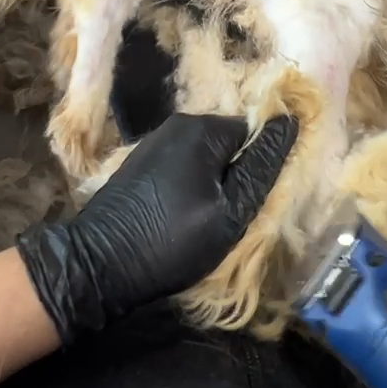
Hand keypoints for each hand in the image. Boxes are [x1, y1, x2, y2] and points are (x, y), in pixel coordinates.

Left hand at [16, 112, 297, 342]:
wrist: (98, 264)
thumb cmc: (171, 241)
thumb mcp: (229, 213)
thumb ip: (261, 168)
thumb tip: (289, 124)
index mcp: (202, 128)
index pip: (253, 132)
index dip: (260, 166)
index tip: (255, 201)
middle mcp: (178, 123)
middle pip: (229, 141)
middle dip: (236, 174)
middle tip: (230, 215)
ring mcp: (156, 140)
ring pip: (206, 154)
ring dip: (213, 181)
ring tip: (206, 219)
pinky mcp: (142, 160)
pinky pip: (182, 162)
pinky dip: (190, 184)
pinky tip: (182, 214)